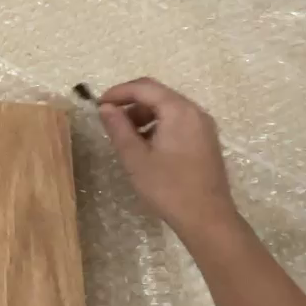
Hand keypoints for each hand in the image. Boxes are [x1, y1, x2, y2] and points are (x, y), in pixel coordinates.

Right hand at [97, 78, 242, 240]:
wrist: (207, 218)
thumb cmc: (168, 188)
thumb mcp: (135, 158)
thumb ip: (118, 128)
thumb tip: (106, 108)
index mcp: (179, 111)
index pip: (144, 88)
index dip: (118, 92)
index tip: (98, 104)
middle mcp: (195, 112)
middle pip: (158, 94)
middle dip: (131, 102)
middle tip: (109, 117)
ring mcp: (203, 126)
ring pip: (168, 108)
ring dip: (143, 114)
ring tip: (125, 134)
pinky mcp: (205, 140)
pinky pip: (178, 121)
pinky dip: (158, 124)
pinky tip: (145, 145)